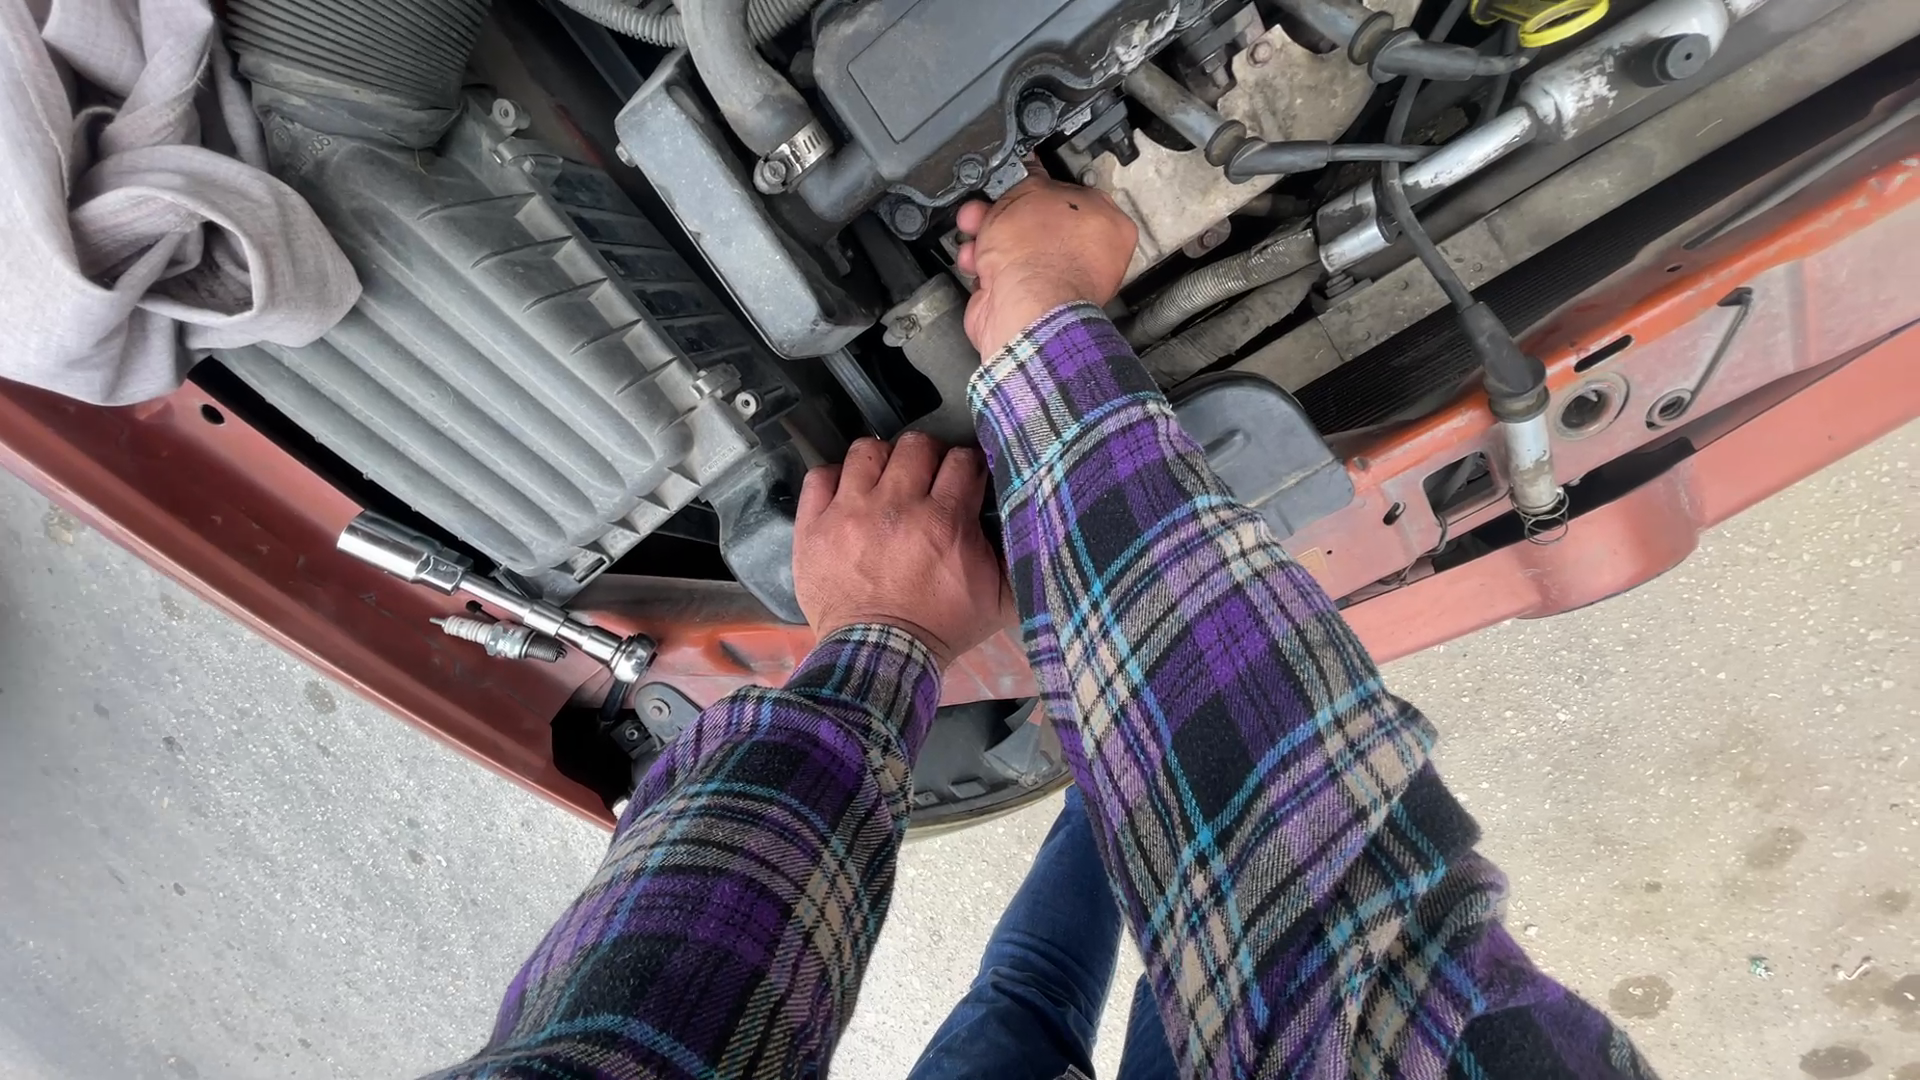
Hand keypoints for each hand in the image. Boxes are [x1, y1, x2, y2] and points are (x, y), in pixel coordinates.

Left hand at [793, 433, 1013, 667]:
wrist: (881, 656)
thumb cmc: (942, 628)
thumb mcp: (1001, 601)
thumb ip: (1019, 559)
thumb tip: (1033, 524)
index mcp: (944, 520)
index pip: (963, 460)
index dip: (968, 466)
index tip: (965, 480)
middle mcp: (896, 506)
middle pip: (916, 445)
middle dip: (928, 457)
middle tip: (927, 480)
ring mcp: (849, 512)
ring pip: (868, 451)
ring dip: (882, 463)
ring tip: (886, 484)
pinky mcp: (813, 526)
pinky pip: (820, 476)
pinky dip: (836, 480)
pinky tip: (848, 496)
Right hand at [955, 174, 1137, 357]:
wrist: (1020, 310)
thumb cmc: (1041, 258)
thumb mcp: (1032, 192)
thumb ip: (1030, 179)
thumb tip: (1026, 173)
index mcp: (1109, 226)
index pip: (1075, 196)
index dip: (1041, 187)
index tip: (1019, 184)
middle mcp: (1087, 260)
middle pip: (1039, 224)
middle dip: (1005, 213)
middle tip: (989, 206)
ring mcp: (1055, 286)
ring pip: (1014, 251)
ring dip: (988, 238)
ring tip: (975, 231)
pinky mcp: (1026, 306)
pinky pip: (1000, 278)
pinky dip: (983, 268)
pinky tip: (974, 260)